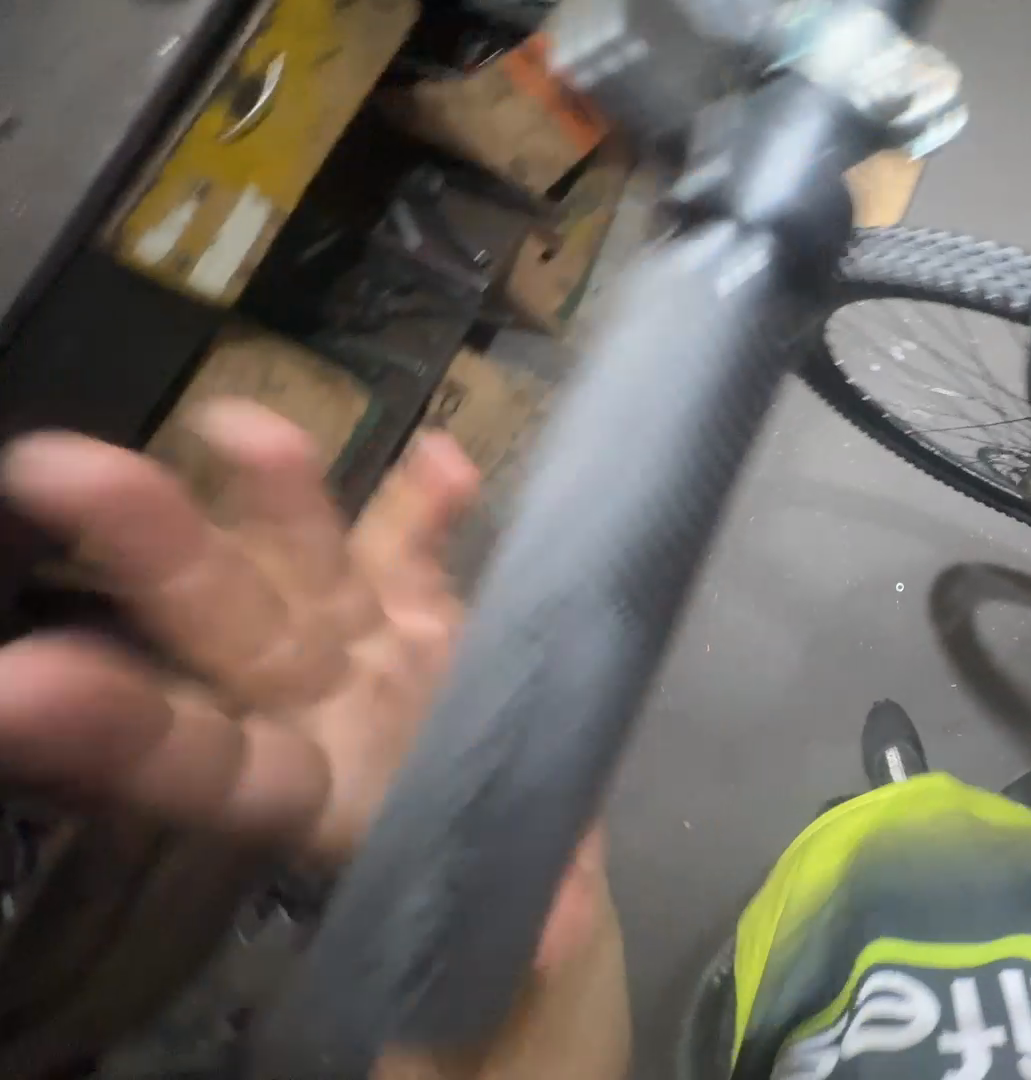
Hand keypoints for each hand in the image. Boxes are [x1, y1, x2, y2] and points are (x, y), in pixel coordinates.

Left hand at [0, 402, 601, 968]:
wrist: (514, 791)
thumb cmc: (488, 853)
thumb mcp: (514, 890)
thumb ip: (522, 911)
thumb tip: (541, 948)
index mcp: (313, 786)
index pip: (207, 764)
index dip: (129, 730)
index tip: (26, 684)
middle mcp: (315, 698)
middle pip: (229, 627)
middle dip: (160, 556)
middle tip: (56, 468)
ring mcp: (369, 639)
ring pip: (309, 562)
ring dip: (281, 499)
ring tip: (246, 426)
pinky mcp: (428, 602)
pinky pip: (420, 544)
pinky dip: (428, 505)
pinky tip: (446, 462)